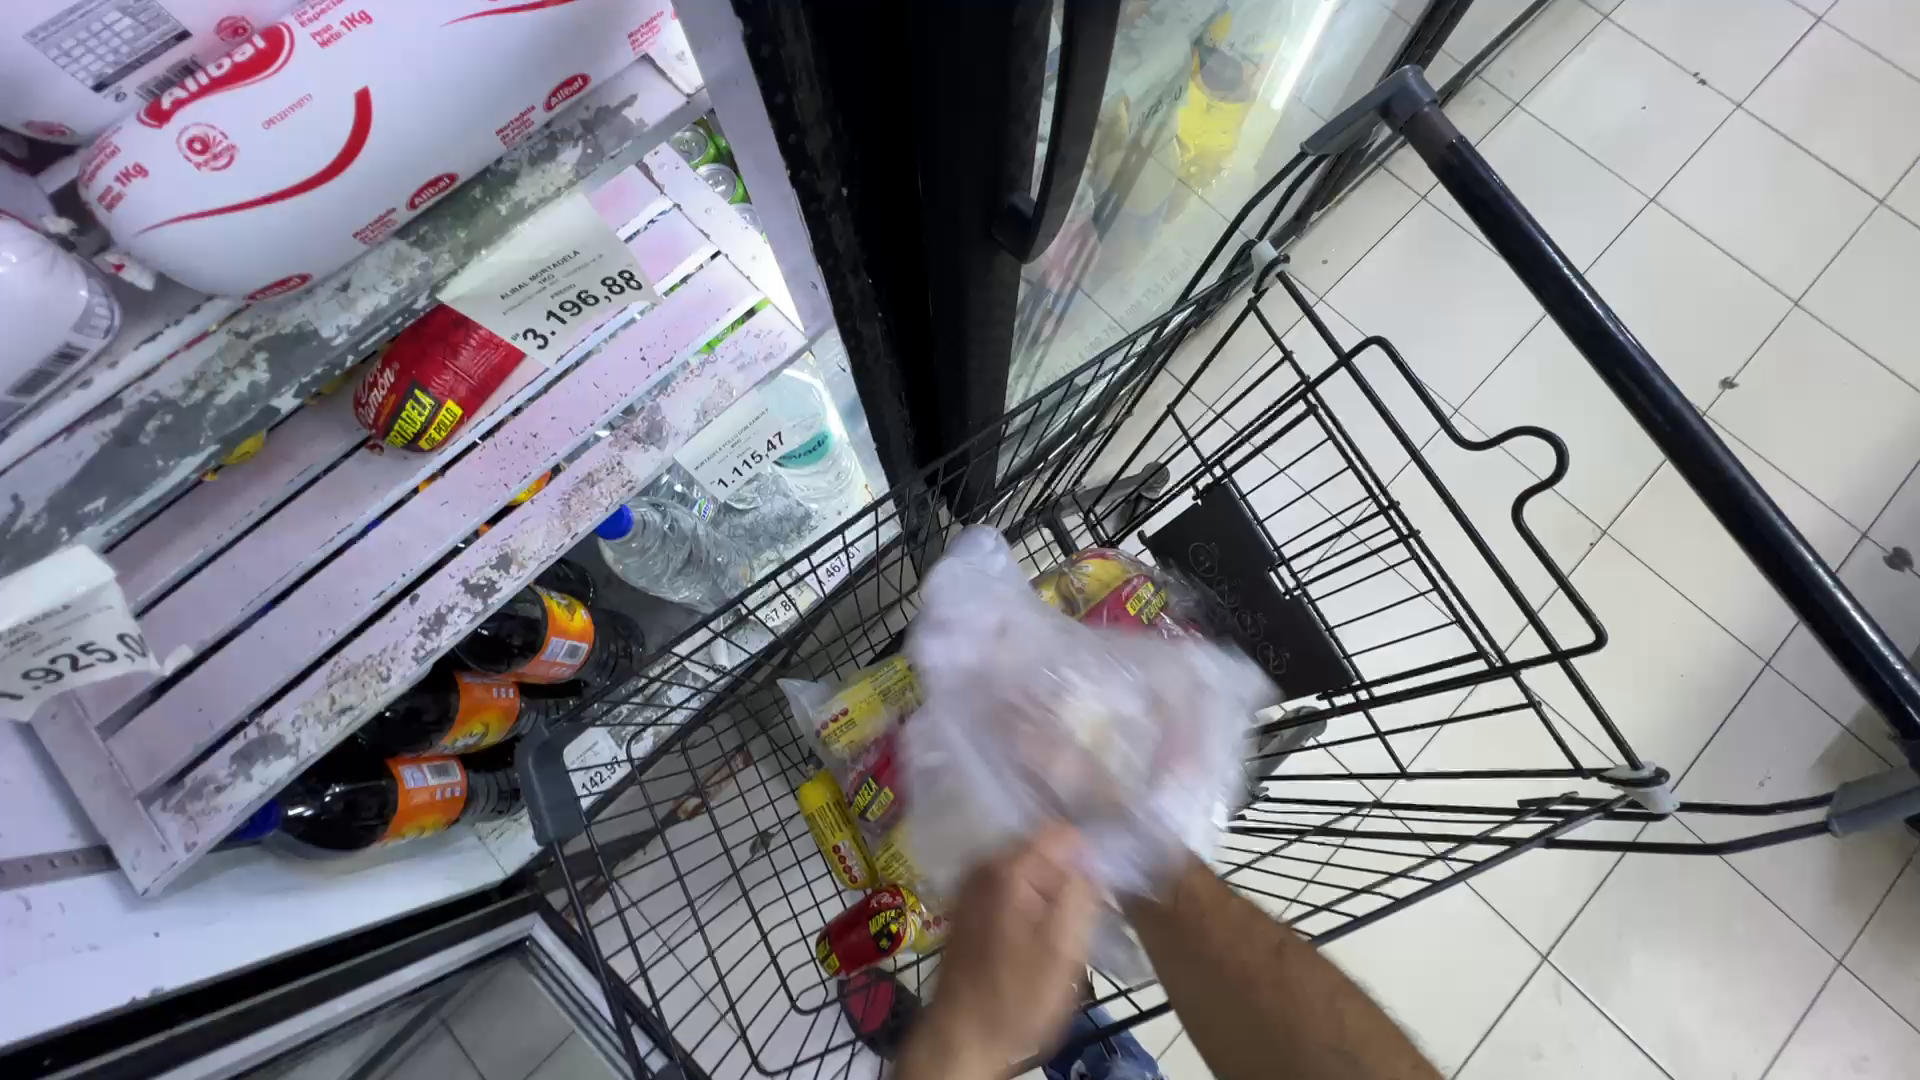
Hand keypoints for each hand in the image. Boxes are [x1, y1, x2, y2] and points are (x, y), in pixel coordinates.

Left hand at [900, 825, 1098, 1078]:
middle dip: (1066, 870)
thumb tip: (1089, 859)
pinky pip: (1006, 886)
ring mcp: (970, 885)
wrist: (960, 1037)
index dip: (1087, 849)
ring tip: (1065, 919)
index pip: (1061, 832)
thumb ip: (1080, 893)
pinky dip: (1026, 897)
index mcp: (1009, 867)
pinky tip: (1038, 927)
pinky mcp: (966, 906)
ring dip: (1047, 886)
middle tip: (1088, 903)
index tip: (1104, 874)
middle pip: (1040, 848)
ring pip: (1024, 869)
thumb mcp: (1064, 948)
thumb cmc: (1017, 995)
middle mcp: (984, 865)